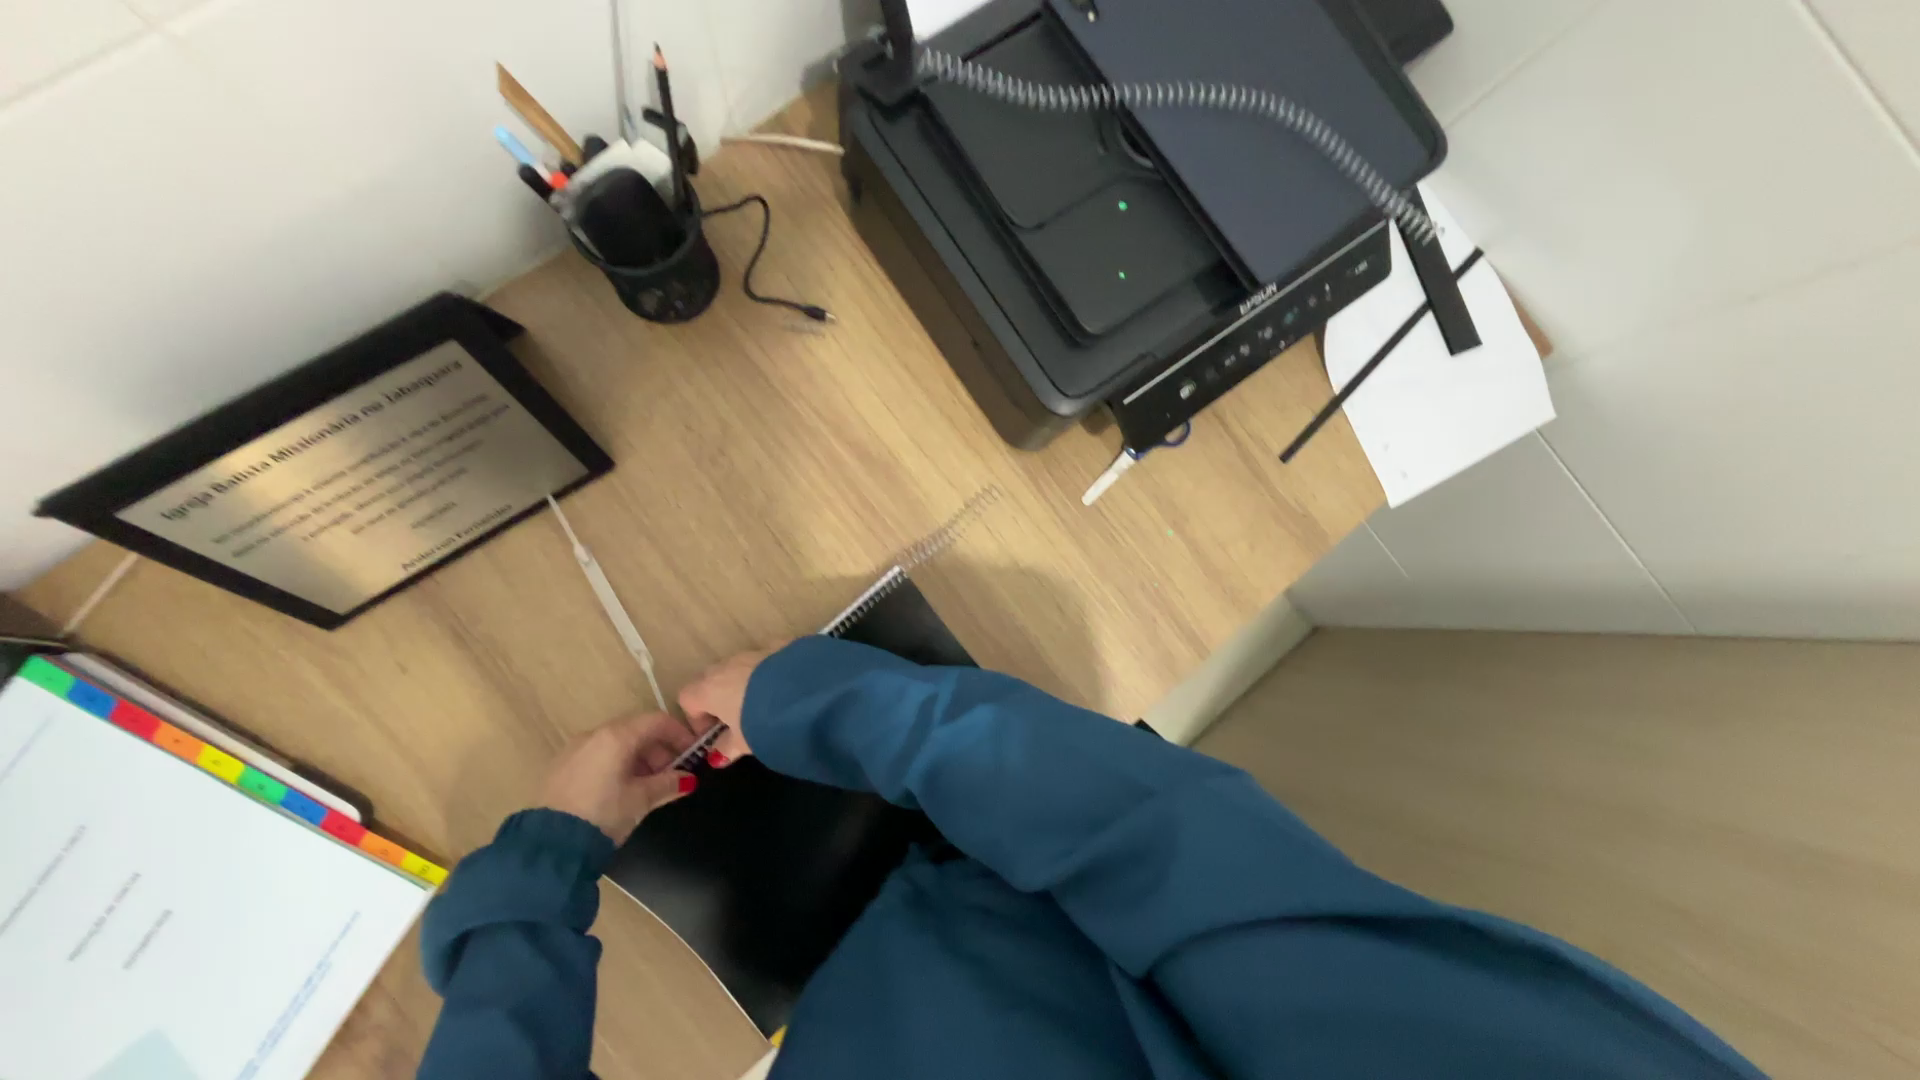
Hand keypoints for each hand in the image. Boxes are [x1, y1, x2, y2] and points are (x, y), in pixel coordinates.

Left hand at [538, 711, 703, 842]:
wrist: (549, 844)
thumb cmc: (603, 815)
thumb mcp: (641, 800)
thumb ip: (668, 784)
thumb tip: (687, 779)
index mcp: (617, 736)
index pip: (658, 721)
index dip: (680, 735)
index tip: (692, 755)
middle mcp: (594, 734)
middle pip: (636, 730)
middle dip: (659, 750)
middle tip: (671, 775)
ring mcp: (574, 749)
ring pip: (616, 743)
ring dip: (638, 758)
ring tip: (648, 785)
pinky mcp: (560, 767)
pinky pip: (597, 755)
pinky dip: (616, 764)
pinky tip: (621, 790)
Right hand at [677, 644, 786, 764]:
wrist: (811, 695)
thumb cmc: (766, 724)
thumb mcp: (745, 743)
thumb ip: (726, 748)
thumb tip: (716, 756)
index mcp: (711, 687)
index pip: (687, 697)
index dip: (696, 717)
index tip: (714, 735)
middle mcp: (729, 664)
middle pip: (711, 678)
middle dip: (719, 698)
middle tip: (738, 721)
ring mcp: (757, 650)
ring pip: (740, 666)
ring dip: (745, 683)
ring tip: (764, 705)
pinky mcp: (784, 645)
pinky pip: (768, 658)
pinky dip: (770, 670)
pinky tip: (787, 687)